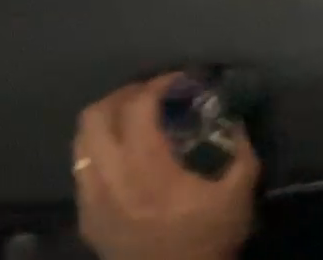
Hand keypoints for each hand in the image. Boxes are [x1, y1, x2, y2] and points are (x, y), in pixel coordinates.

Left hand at [73, 74, 259, 259]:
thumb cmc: (208, 241)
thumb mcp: (239, 191)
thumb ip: (240, 147)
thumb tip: (233, 117)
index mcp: (147, 169)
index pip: (137, 106)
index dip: (158, 83)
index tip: (181, 80)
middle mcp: (111, 179)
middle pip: (95, 116)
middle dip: (124, 95)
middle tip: (151, 94)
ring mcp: (92, 201)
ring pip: (81, 141)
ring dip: (108, 121)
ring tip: (135, 119)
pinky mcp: (86, 219)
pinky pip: (82, 168)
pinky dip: (100, 149)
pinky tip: (127, 156)